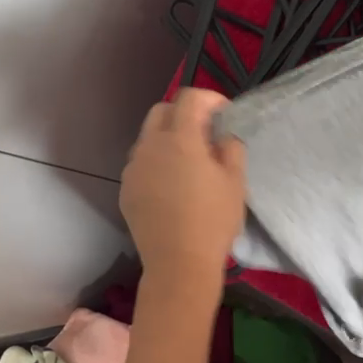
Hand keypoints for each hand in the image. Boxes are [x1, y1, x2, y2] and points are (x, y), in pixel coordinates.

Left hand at [120, 88, 247, 280]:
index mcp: (181, 139)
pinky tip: (173, 188)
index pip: (189, 98)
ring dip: (168, 139)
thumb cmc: (213, 221)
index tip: (224, 112)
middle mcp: (150, 146)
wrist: (179, 263)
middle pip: (162, 111)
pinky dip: (157, 164)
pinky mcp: (127, 190)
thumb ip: (232, 150)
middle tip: (205, 133)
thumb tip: (224, 137)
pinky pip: (142, 166)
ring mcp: (134, 168)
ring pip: (148, 139)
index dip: (209, 98)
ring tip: (188, 163)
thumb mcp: (236, 184)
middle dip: (184, 113)